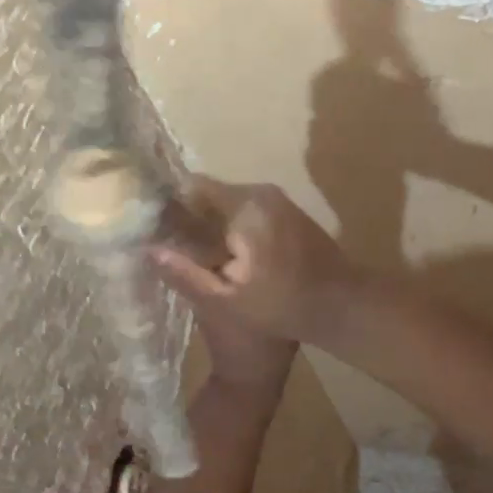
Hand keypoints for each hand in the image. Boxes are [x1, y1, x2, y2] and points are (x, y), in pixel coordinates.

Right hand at [149, 176, 353, 343]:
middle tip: (170, 247)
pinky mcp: (287, 211)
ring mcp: (277, 200)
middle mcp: (260, 192)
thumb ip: (185, 272)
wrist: (344, 305)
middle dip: (189, 218)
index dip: (168, 206)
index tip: (153, 229)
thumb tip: (148, 249)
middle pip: (209, 194)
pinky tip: (226, 256)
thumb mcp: (226, 299)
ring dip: (211, 224)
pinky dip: (231, 228)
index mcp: (244, 206)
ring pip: (227, 202)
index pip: (192, 187)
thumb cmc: (283, 305)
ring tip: (194, 254)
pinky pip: (246, 210)